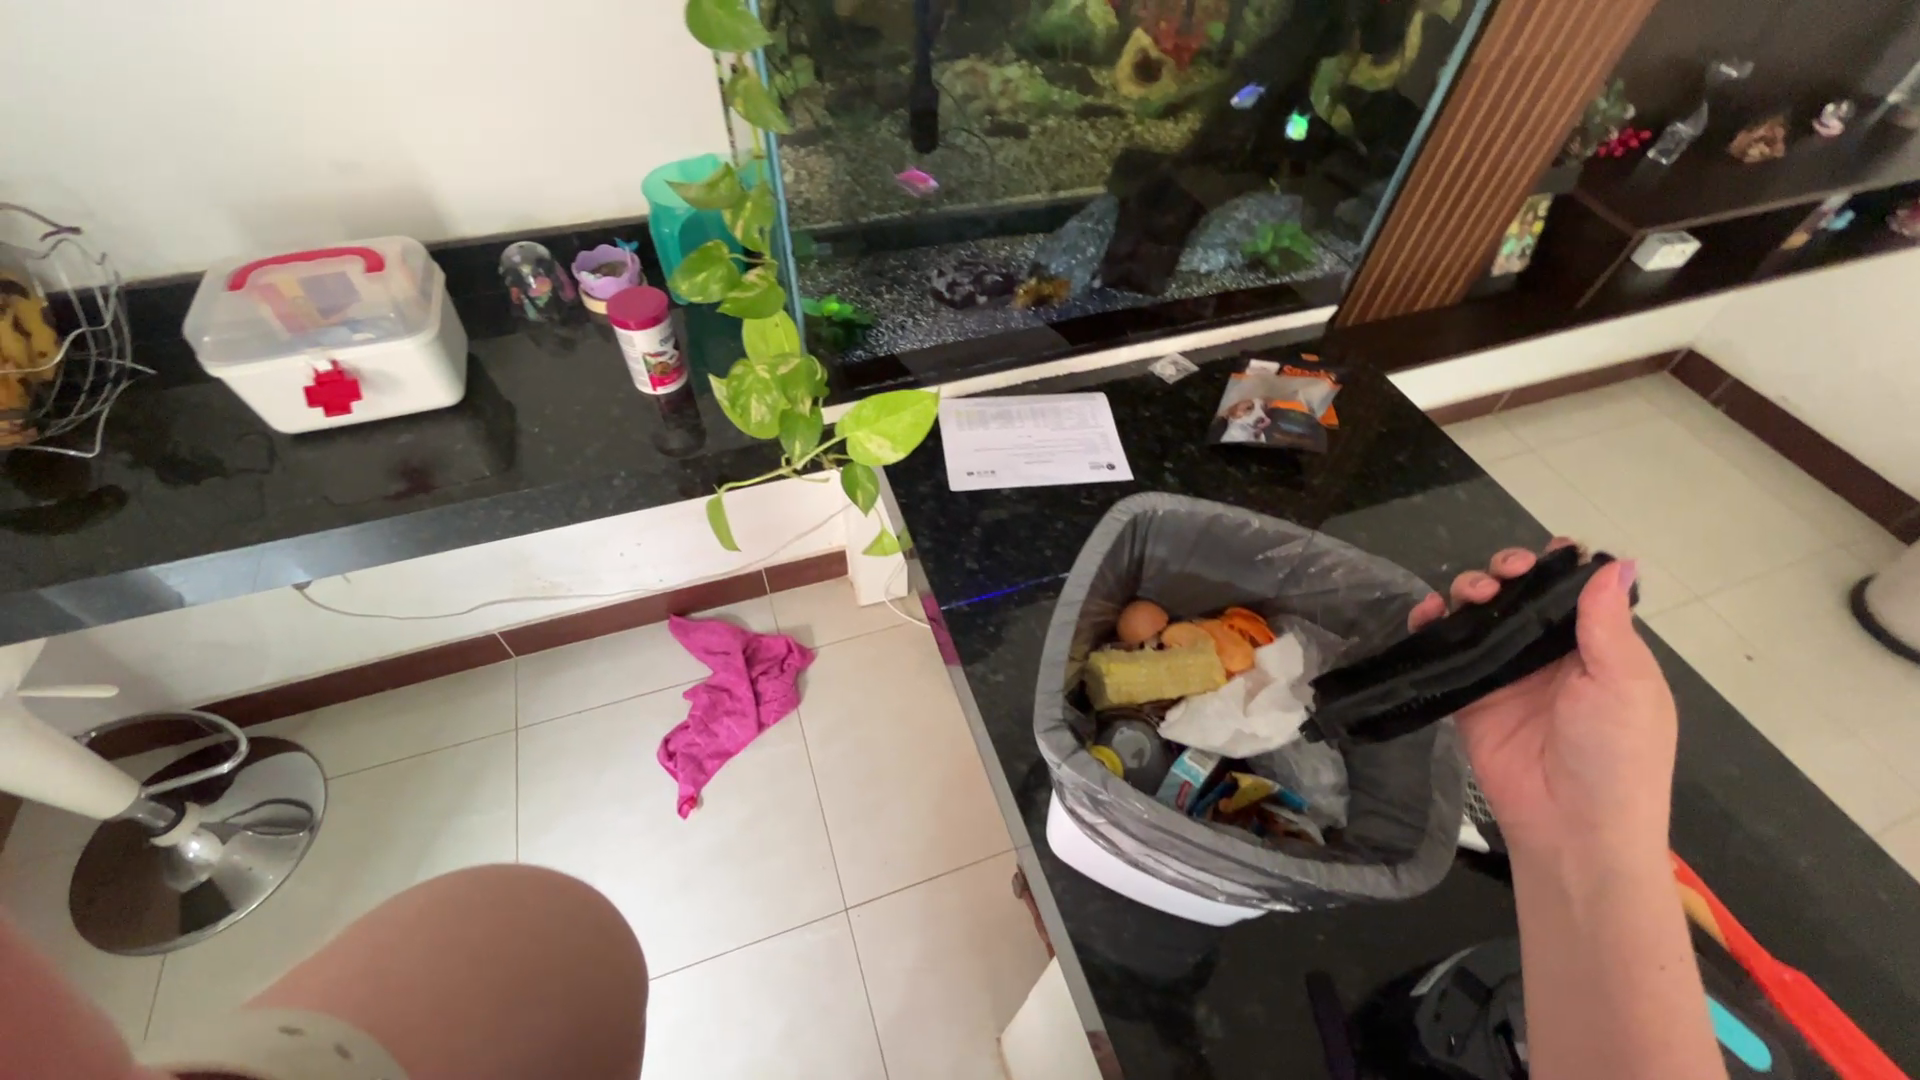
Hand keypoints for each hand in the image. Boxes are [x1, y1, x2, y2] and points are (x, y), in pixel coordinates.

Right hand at [1406, 541, 1676, 859]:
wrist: (1570, 824)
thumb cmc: (1614, 754)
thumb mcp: (1626, 687)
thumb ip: (1608, 626)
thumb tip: (1613, 562)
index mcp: (1596, 650)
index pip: (1572, 593)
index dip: (1556, 566)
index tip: (1543, 554)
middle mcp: (1546, 655)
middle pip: (1519, 596)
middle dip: (1505, 572)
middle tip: (1499, 578)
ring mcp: (1502, 673)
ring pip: (1478, 615)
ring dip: (1468, 591)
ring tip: (1466, 596)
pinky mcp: (1464, 693)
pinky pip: (1443, 650)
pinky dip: (1429, 624)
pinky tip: (1425, 613)